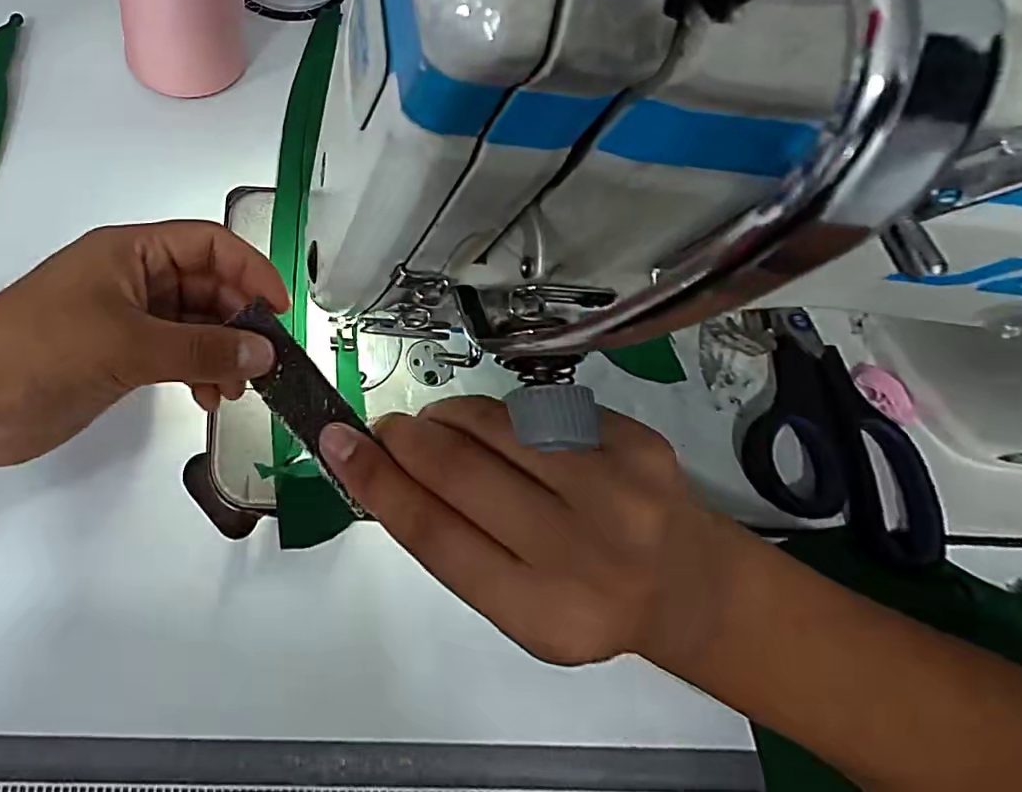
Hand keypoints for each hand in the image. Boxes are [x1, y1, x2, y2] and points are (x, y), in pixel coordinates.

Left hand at [0, 221, 288, 501]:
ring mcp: (124, 319)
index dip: (250, 270)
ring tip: (236, 388)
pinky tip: (207, 397)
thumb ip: (202, 349)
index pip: (208, 244)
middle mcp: (132, 278)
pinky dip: (196, 372)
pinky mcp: (116, 357)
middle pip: (205, 285)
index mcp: (130, 252)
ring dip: (221, 351)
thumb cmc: (41, 352)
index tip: (281, 311)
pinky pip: (174, 355)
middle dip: (238, 320)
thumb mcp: (128, 345)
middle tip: (264, 361)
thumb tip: (266, 353)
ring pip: (193, 324)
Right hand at [319, 396, 736, 667]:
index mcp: (544, 614)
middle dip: (404, 438)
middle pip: (456, 469)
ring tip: (441, 430)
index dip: (374, 480)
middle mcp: (587, 553)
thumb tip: (379, 466)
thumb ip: (448, 538)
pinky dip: (497, 414)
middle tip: (385, 430)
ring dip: (447, 418)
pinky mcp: (634, 441)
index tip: (337, 441)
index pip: (434, 533)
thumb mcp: (510, 599)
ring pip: (491, 423)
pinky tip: (502, 433)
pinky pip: (531, 407)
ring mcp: (620, 490)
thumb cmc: (582, 597)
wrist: (684, 583)